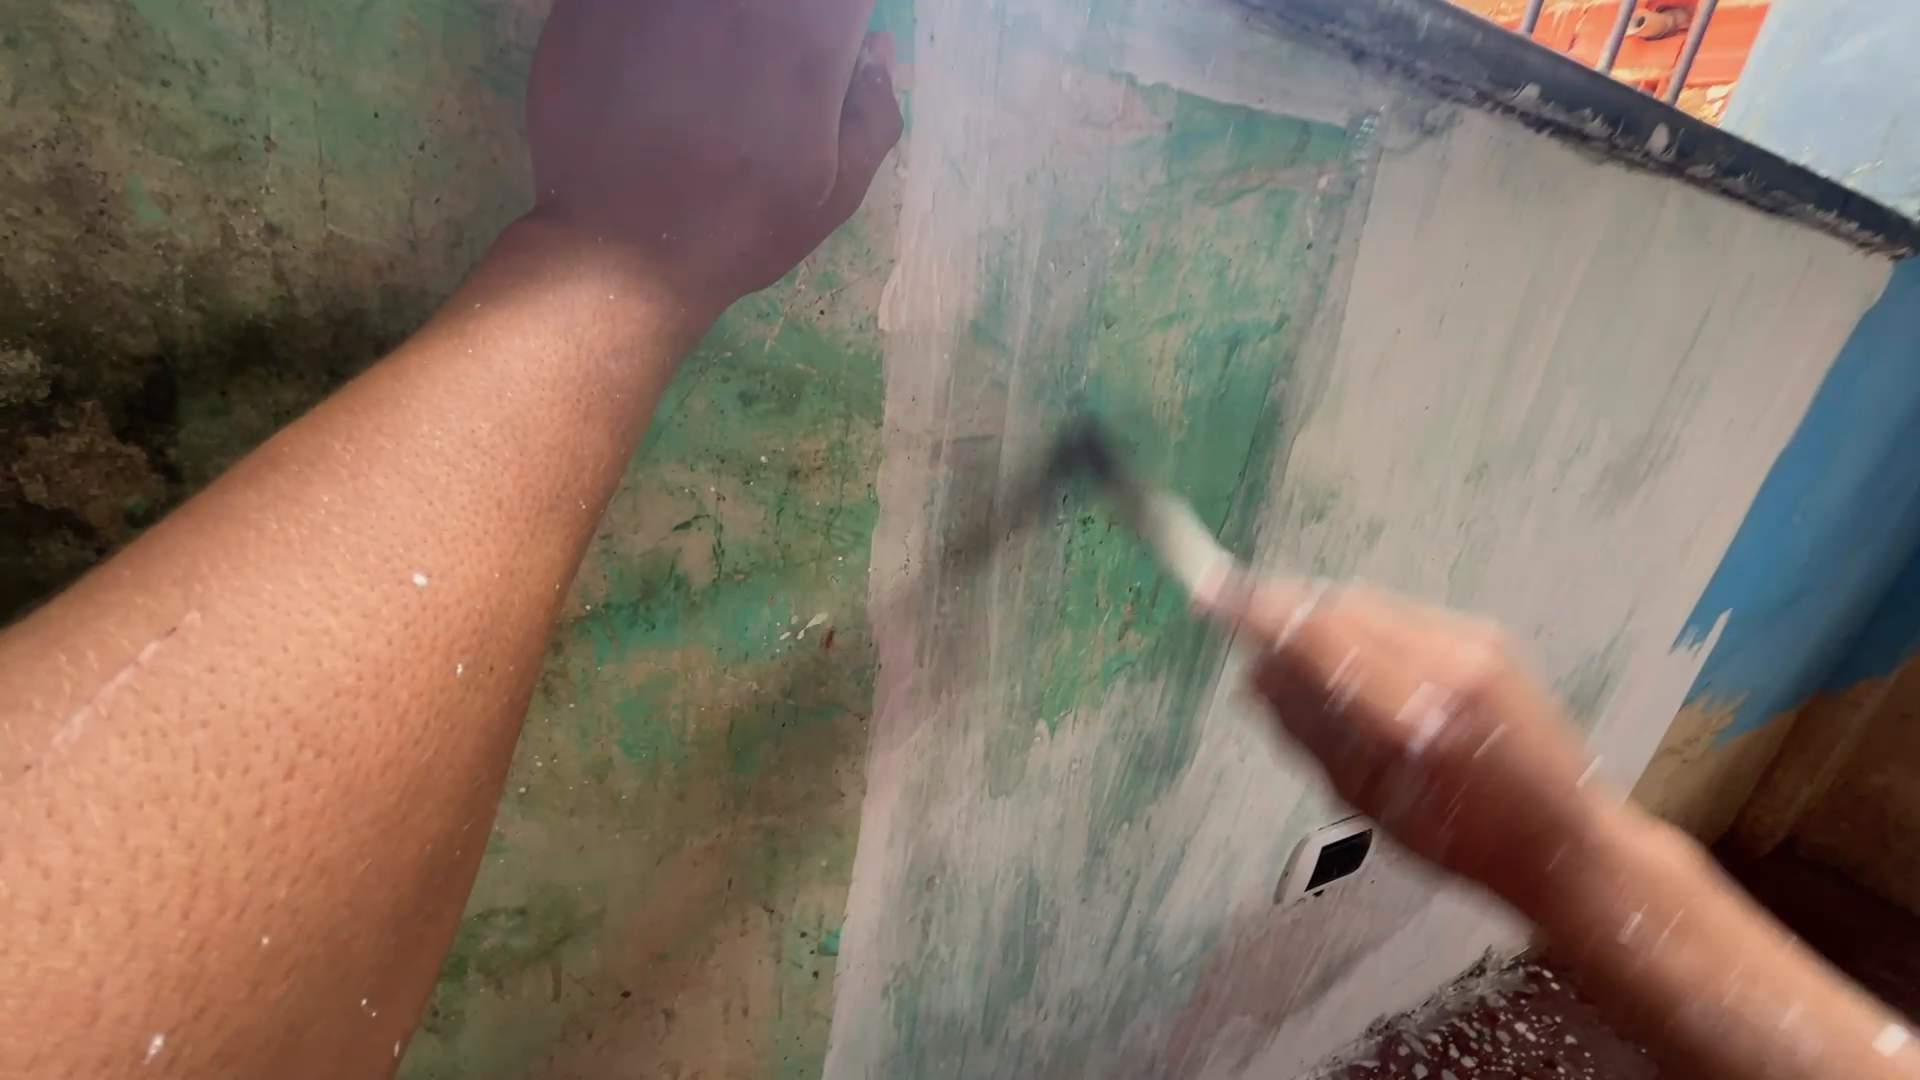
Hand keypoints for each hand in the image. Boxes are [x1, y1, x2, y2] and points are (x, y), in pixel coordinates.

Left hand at [525, 0, 903, 314]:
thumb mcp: (833, 195)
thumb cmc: (741, 231)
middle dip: (784, 31)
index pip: (847, 2)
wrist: (622, 251)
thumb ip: (872, 115)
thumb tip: (875, 53)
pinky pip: (650, 2)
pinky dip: (665, 31)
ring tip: (708, 89)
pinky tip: (659, 78)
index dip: (840, 30)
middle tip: (763, 91)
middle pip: (781, 2)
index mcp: (808, 35)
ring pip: (718, 6)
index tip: (829, 67)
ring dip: (724, 34)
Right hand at [1207, 580, 1606, 906]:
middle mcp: (1447, 663)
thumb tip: (1251, 673)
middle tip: (1239, 620)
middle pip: (1336, 605)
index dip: (1256, 610)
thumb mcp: (1362, 798)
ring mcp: (1471, 639)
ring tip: (1289, 643)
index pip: (1317, 637)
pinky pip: (1392, 611)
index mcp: (1414, 719)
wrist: (1569, 840)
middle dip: (1279, 606)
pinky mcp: (1484, 631)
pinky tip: (1343, 652)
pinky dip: (1352, 622)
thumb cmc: (1457, 840)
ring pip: (1361, 601)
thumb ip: (1304, 728)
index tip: (1210, 594)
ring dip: (1313, 613)